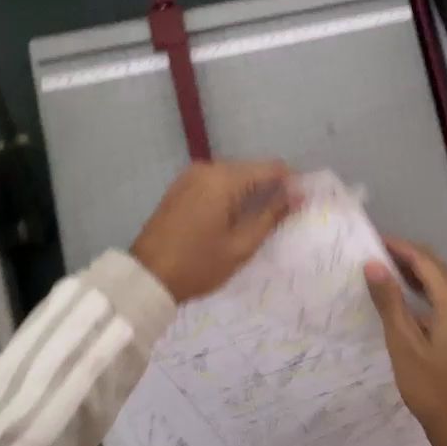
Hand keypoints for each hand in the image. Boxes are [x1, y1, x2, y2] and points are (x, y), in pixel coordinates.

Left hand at [131, 161, 297, 302]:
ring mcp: (191, 176)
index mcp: (224, 178)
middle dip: (269, 191)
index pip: (271, 168)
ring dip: (248, 195)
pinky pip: (215, 184)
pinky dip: (229, 197)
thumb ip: (272, 214)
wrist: (147, 278)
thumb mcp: (241, 245)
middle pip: (252, 170)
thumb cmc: (198, 265)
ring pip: (234, 177)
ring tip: (255, 226)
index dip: (290, 184)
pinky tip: (231, 222)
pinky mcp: (181, 187)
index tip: (299, 208)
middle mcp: (207, 168)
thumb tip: (298, 193)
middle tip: (278, 223)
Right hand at [363, 236, 446, 445]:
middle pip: (432, 265)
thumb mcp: (404, 344)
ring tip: (379, 270)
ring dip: (410, 271)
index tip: (369, 240)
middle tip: (371, 252)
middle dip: (403, 255)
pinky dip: (418, 289)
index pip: (423, 259)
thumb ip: (389, 301)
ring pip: (436, 280)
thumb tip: (373, 263)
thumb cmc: (431, 388)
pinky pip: (439, 296)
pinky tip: (398, 297)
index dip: (397, 247)